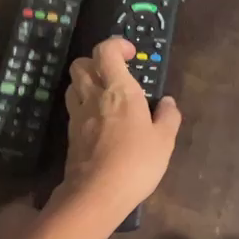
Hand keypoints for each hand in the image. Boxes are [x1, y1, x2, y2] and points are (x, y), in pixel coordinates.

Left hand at [62, 37, 181, 213]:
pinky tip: (99, 121)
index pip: (105, 51)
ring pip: (73, 85)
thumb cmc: (136, 163)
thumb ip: (167, 117)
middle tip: (115, 75)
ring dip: (87, 83)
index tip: (130, 55)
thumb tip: (168, 102)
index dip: (116, 45)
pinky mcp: (70, 134)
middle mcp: (94, 96)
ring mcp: (78, 115)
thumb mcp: (164, 141)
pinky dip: (84, 106)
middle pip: (81, 64)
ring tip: (106, 96)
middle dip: (96, 62)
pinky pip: (74, 108)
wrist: (96, 193)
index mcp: (119, 91)